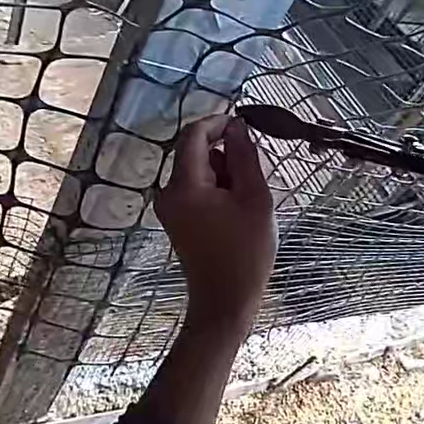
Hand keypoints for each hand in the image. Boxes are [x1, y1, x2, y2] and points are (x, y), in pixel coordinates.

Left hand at [155, 113, 276, 329]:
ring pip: (198, 172)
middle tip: (254, 179)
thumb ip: (244, 157)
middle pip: (195, 153)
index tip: (246, 127)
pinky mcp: (176, 220)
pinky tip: (235, 213)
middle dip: (226, 156)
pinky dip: (216, 191)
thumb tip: (236, 126)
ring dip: (224, 175)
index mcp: (185, 185)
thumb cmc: (245, 252)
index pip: (194, 134)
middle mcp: (168, 193)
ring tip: (247, 203)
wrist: (225, 301)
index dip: (219, 123)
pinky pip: (195, 191)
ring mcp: (169, 208)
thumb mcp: (254, 198)